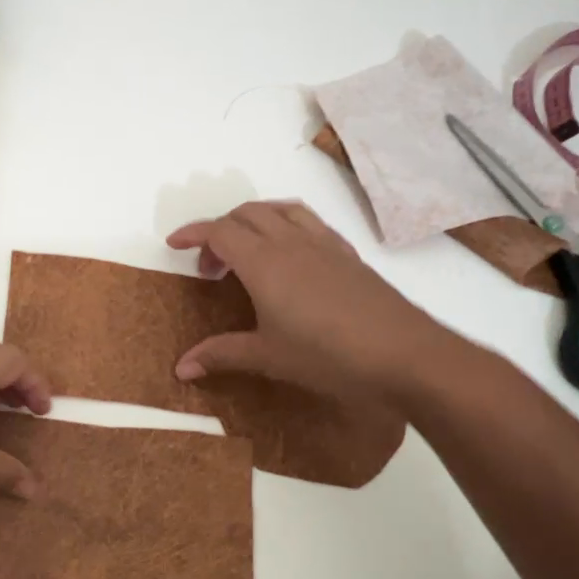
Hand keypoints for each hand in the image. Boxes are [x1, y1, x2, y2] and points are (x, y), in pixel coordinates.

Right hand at [166, 200, 453, 399]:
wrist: (405, 355)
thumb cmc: (327, 355)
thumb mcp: (267, 356)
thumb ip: (221, 354)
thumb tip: (180, 368)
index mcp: (263, 262)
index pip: (219, 231)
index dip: (192, 234)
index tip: (173, 246)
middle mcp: (291, 242)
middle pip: (247, 214)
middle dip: (220, 231)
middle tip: (211, 268)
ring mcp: (324, 244)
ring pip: (281, 210)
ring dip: (254, 221)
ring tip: (247, 251)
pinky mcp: (348, 255)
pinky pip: (309, 223)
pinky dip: (286, 227)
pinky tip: (291, 260)